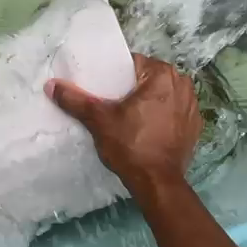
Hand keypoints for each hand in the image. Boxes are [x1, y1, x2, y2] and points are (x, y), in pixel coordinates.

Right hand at [47, 54, 201, 193]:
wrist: (157, 182)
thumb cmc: (130, 145)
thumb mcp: (99, 120)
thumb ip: (76, 100)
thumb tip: (52, 85)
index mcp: (162, 75)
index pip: (134, 63)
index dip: (117, 74)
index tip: (106, 89)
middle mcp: (183, 84)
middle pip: (150, 78)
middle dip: (134, 88)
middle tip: (114, 104)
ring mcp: (192, 105)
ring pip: (164, 95)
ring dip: (151, 101)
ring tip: (131, 117)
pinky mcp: (195, 125)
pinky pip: (175, 111)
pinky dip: (164, 116)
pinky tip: (150, 129)